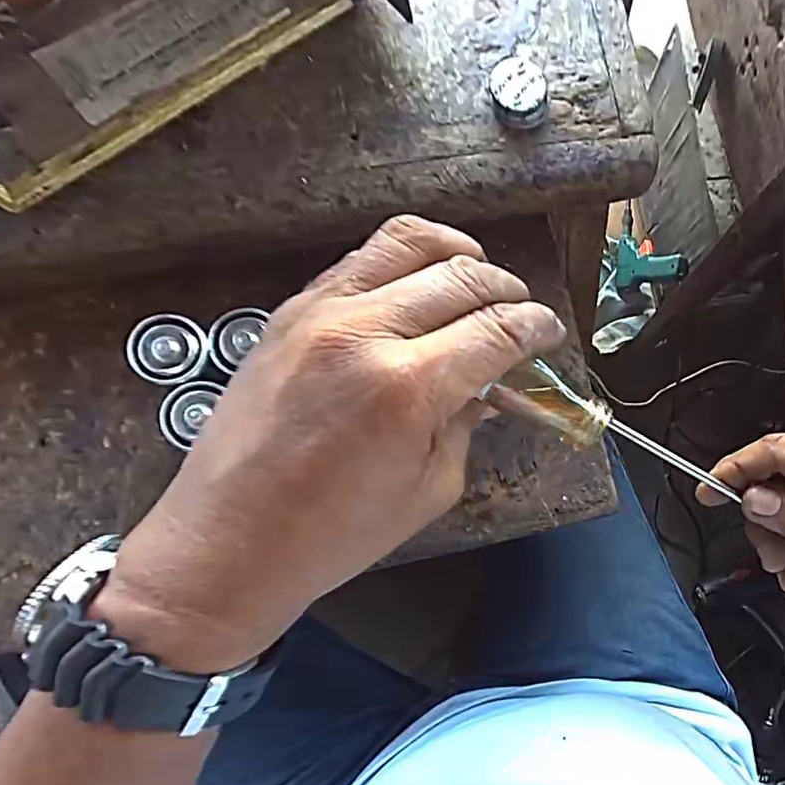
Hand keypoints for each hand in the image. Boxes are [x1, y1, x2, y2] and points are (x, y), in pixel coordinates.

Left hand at [93, 216, 564, 672]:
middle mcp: (364, 332)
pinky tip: (422, 282)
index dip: (536, 326)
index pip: (496, 330)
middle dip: (508, 289)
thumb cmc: (341, 530)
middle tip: (524, 310)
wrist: (232, 540)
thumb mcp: (433, 484)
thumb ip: (467, 422)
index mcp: (408, 386)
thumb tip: (489, 386)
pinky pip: (359, 260)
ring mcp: (319, 313)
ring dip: (457, 253)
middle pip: (460, 278)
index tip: (552, 331)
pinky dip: (405, 261)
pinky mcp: (289, 312)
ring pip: (405, 243)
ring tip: (481, 272)